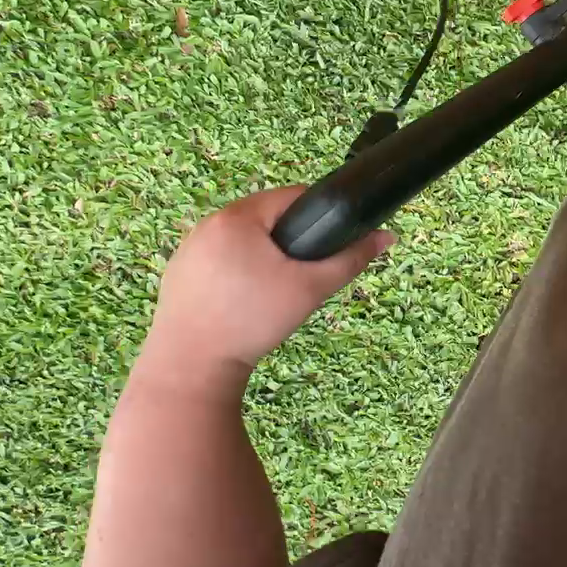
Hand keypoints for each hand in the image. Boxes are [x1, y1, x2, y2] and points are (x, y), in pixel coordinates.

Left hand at [142, 186, 393, 377]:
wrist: (190, 370)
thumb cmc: (253, 320)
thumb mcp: (312, 287)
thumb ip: (352, 258)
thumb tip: (389, 236)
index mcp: (237, 217)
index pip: (293, 197)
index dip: (319, 216)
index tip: (329, 243)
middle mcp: (207, 224)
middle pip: (268, 216)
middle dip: (292, 236)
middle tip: (306, 269)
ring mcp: (187, 249)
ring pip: (244, 237)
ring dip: (266, 250)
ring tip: (280, 283)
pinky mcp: (177, 273)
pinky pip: (221, 255)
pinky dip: (240, 266)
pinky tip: (249, 294)